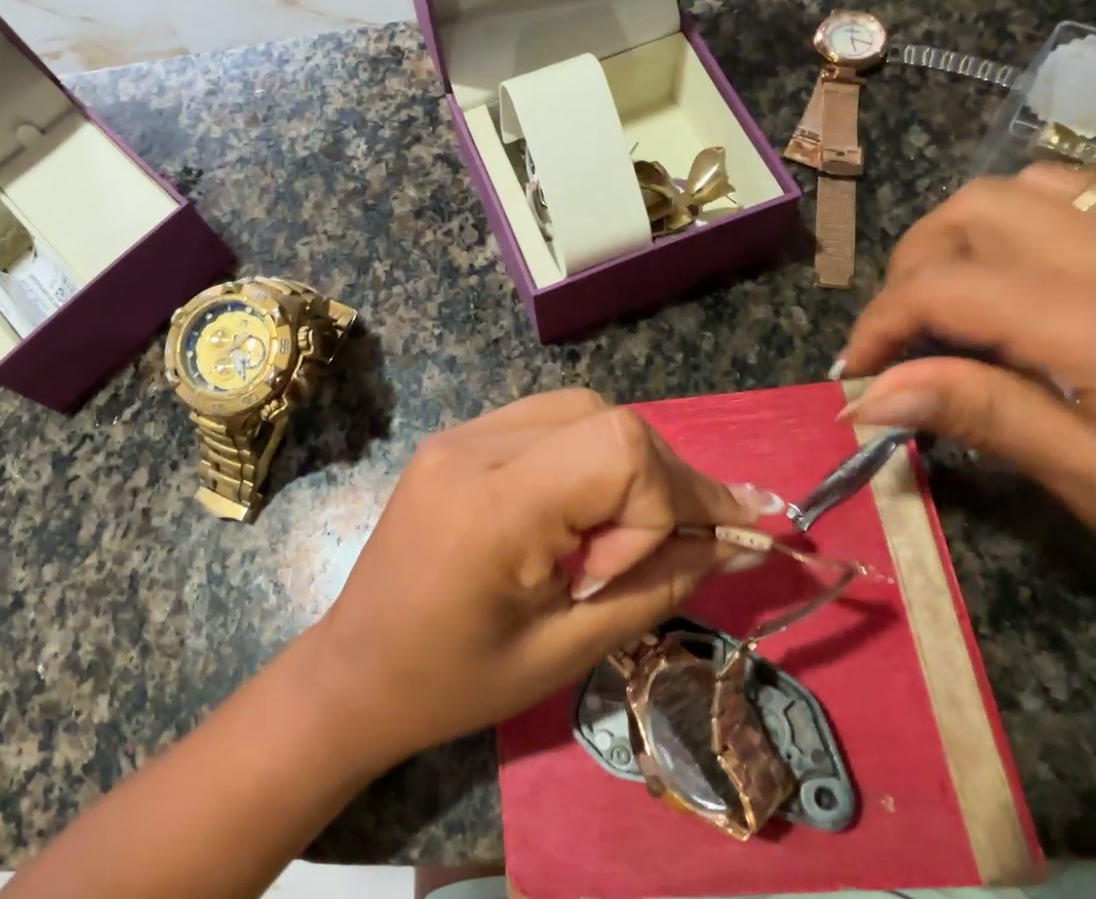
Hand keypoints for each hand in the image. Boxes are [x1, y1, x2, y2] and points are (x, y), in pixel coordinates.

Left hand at [300, 389, 769, 763]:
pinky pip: (544, 422)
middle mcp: (472, 447)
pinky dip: (583, 458)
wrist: (354, 673)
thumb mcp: (567, 650)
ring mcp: (458, 436)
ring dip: (623, 466)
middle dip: (657, 483)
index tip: (649, 570)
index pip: (620, 450)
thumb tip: (741, 541)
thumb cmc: (454, 684)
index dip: (669, 503)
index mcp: (493, 505)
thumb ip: (658, 586)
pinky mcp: (454, 441)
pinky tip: (578, 514)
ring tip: (619, 538)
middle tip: (661, 551)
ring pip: (581, 411)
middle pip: (608, 420)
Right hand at [836, 166, 1095, 603]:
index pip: (940, 286)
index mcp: (1094, 320)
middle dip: (907, 271)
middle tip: (904, 344)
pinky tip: (1021, 288)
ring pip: (1015, 187)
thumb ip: (987, 419)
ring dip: (957, 239)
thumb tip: (874, 397)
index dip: (877, 328)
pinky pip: (1072, 193)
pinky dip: (1014, 226)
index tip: (858, 381)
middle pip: (966, 211)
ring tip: (953, 310)